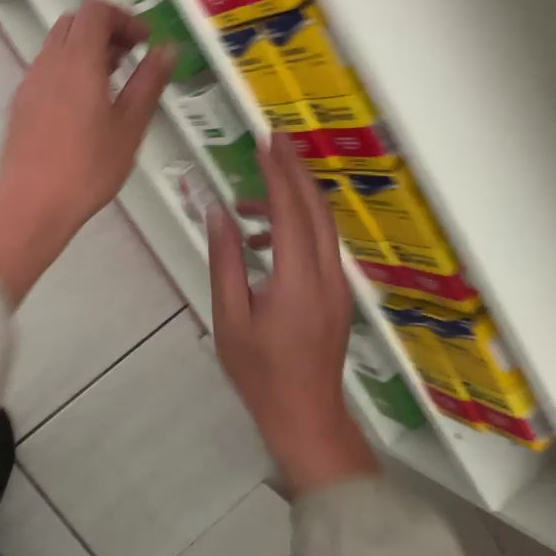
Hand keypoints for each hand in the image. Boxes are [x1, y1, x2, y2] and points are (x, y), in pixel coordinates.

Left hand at [0, 0, 173, 233]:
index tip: (144, 43)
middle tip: (130, 60)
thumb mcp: (130, 126)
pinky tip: (84, 110)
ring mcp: (29, 84)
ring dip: (85, 53)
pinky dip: (68, 73)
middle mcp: (48, 63)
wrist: (31, 204)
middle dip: (105, 31)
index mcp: (78, 60)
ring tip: (111, 87)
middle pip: (74, 23)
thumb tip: (167, 49)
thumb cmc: (87, 167)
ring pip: (57, 48)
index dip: (124, 17)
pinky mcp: (20, 107)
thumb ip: (149, 82)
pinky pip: (45, 73)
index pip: (96, 10)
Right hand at [208, 137, 380, 495]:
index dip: (278, 173)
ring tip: (248, 202)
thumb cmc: (259, 373)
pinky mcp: (337, 295)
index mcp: (298, 280)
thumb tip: (217, 213)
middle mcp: (326, 275)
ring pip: (322, 226)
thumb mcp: (230, 318)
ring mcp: (337, 285)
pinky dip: (297, 228)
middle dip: (295, 171)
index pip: (291, 211)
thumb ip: (225, 261)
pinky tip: (263, 240)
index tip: (265, 142)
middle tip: (273, 141)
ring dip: (294, 201)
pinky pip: (320, 247)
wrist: (305, 414)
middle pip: (316, 209)